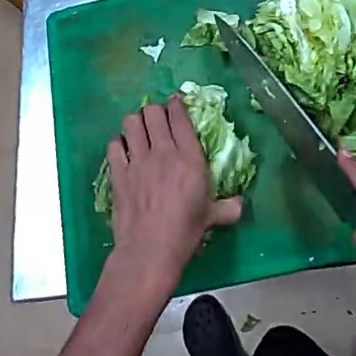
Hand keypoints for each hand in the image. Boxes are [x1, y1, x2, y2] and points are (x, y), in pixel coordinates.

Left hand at [103, 96, 242, 291]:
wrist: (149, 251)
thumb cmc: (184, 233)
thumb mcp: (212, 218)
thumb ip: (229, 207)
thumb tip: (241, 205)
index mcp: (189, 158)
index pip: (180, 118)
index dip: (176, 106)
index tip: (175, 103)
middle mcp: (163, 152)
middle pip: (153, 113)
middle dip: (155, 111)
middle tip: (157, 118)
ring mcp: (137, 161)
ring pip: (131, 123)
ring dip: (135, 122)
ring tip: (139, 129)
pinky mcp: (118, 173)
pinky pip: (114, 145)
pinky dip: (118, 143)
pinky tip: (123, 149)